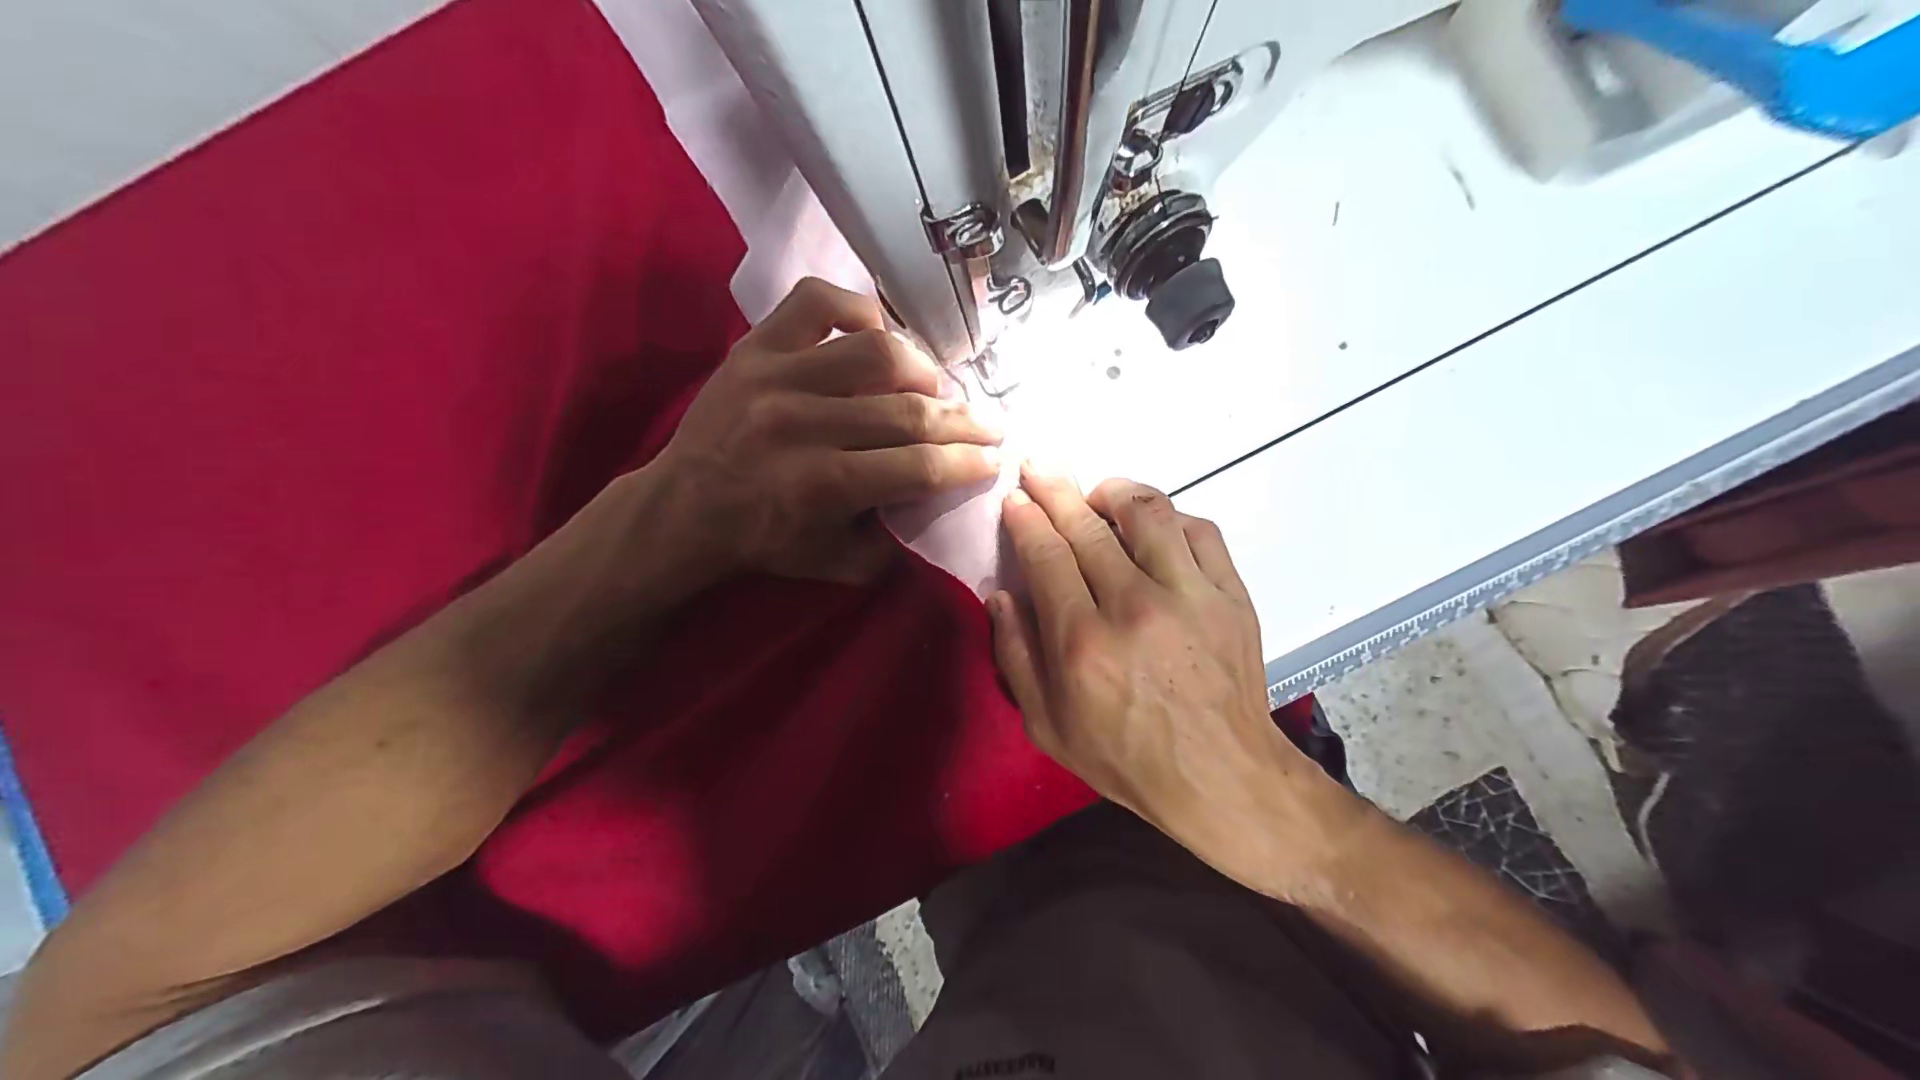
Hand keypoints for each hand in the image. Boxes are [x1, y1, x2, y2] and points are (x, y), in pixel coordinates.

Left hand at [645, 278, 1000, 584]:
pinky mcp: (755, 346)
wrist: (683, 510)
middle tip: (988, 424)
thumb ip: (893, 541)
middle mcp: (804, 424)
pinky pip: (818, 304)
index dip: (968, 462)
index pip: (921, 466)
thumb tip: (938, 498)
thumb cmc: (764, 541)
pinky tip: (877, 335)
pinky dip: (859, 311)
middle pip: (909, 412)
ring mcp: (778, 377)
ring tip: (935, 388)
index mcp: (825, 485)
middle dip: (964, 422)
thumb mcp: (836, 563)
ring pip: (877, 353)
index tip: (994, 458)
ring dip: (923, 370)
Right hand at [988, 466, 1344, 871]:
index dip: (1026, 518)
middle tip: (1039, 468)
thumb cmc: (1124, 757)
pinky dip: (1170, 517)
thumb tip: (1000, 594)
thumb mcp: (1046, 725)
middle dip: (1055, 488)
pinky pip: (1200, 531)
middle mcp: (1133, 606)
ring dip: (1114, 490)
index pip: (1046, 554)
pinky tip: (1152, 526)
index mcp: (1081, 640)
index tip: (1015, 498)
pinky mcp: (1230, 595)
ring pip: (1148, 512)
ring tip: (1096, 492)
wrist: (1220, 777)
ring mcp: (1189, 595)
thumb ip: (1015, 655)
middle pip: (1087, 525)